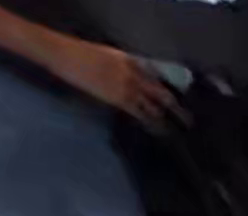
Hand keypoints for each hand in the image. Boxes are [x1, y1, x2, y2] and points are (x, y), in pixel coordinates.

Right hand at [45, 41, 186, 126]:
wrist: (57, 50)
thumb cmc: (76, 52)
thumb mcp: (107, 55)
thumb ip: (125, 68)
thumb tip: (136, 82)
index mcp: (131, 61)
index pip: (159, 77)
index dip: (173, 91)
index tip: (184, 101)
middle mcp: (135, 74)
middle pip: (164, 95)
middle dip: (179, 110)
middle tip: (190, 122)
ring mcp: (129, 87)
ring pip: (156, 107)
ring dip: (168, 120)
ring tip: (180, 132)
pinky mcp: (120, 98)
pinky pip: (142, 114)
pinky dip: (153, 124)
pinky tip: (161, 132)